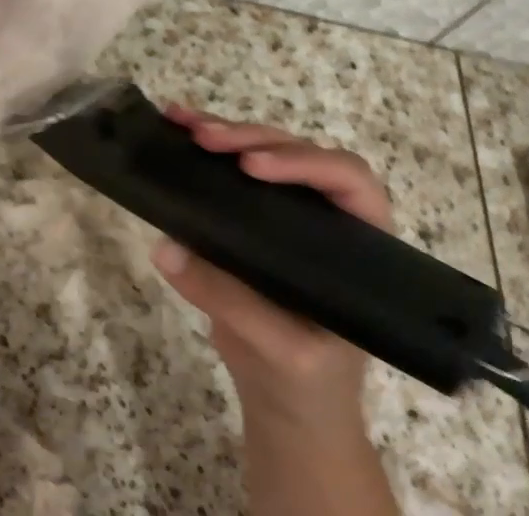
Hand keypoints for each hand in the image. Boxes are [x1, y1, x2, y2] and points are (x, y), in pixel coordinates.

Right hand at [149, 109, 393, 431]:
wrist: (289, 406)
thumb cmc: (308, 381)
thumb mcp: (282, 351)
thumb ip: (231, 302)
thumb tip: (166, 248)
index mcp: (361, 245)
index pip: (349, 183)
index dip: (306, 165)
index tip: (253, 168)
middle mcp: (326, 219)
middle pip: (300, 156)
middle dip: (254, 139)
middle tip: (207, 140)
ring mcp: (285, 216)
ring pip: (263, 153)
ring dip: (225, 132)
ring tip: (182, 122)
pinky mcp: (247, 219)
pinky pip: (229, 174)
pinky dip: (201, 149)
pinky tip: (173, 128)